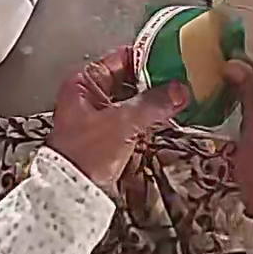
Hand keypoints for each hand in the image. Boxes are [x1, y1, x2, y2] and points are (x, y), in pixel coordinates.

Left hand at [48, 46, 188, 188]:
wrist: (71, 196)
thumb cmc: (85, 154)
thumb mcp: (122, 123)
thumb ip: (153, 104)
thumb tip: (179, 90)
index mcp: (85, 82)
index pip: (122, 58)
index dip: (148, 57)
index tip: (172, 58)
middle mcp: (91, 95)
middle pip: (131, 78)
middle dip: (156, 80)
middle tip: (180, 78)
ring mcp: (100, 115)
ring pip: (135, 98)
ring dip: (155, 99)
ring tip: (179, 96)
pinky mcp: (109, 134)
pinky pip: (135, 117)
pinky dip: (151, 115)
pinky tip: (169, 115)